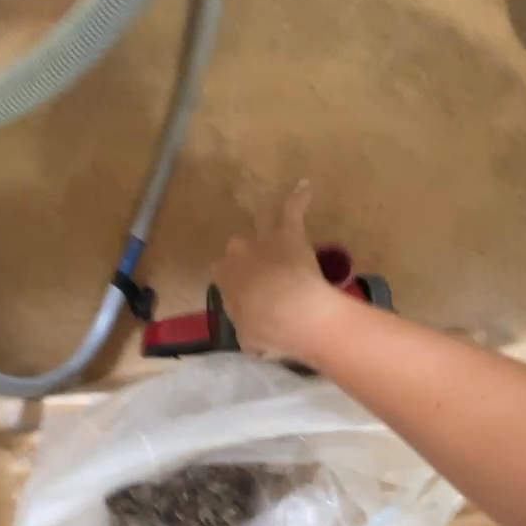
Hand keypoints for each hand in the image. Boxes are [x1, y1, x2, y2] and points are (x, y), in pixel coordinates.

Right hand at [212, 180, 348, 359]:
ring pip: (260, 222)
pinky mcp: (289, 233)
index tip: (241, 291)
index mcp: (225, 278)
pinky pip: (292, 208)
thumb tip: (251, 338)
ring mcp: (264, 240)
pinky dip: (299, 198)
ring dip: (265, 218)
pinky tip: (305, 187)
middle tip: (260, 270)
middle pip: (237, 247)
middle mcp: (239, 254)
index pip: (220, 272)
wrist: (292, 313)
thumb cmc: (266, 330)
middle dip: (246, 255)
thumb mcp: (248, 338)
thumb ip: (247, 331)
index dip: (231, 280)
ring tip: (269, 214)